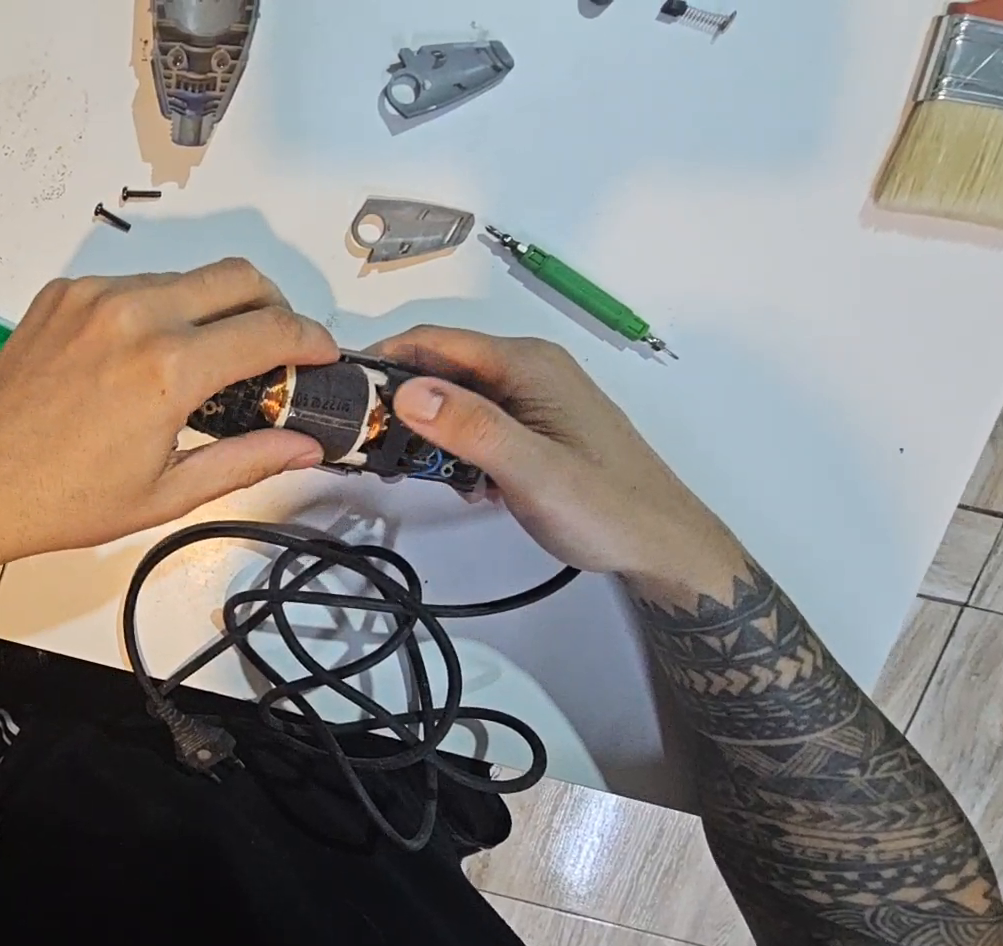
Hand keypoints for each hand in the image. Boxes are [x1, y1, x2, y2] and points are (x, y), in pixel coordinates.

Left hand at [0, 259, 338, 566]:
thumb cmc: (64, 500)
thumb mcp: (166, 493)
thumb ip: (245, 461)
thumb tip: (303, 447)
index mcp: (166, 370)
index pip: (270, 331)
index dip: (310, 340)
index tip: (321, 353)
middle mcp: (134, 316)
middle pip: (238, 277)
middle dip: (273, 307)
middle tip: (275, 350)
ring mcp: (94, 297)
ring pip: (187, 277)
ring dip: (215, 307)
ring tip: (206, 359)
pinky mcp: (64, 294)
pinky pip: (136, 282)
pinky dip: (161, 307)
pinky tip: (148, 352)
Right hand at [372, 327, 745, 595]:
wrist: (661, 546)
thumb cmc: (605, 507)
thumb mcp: (532, 470)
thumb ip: (471, 428)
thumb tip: (405, 392)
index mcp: (527, 364)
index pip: (435, 342)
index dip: (383, 360)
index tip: (341, 394)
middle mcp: (525, 370)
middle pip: (440, 368)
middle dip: (398, 401)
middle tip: (366, 445)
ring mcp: (528, 398)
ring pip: (452, 399)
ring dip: (423, 431)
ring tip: (405, 470)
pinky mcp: (527, 426)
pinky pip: (471, 423)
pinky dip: (450, 448)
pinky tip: (455, 481)